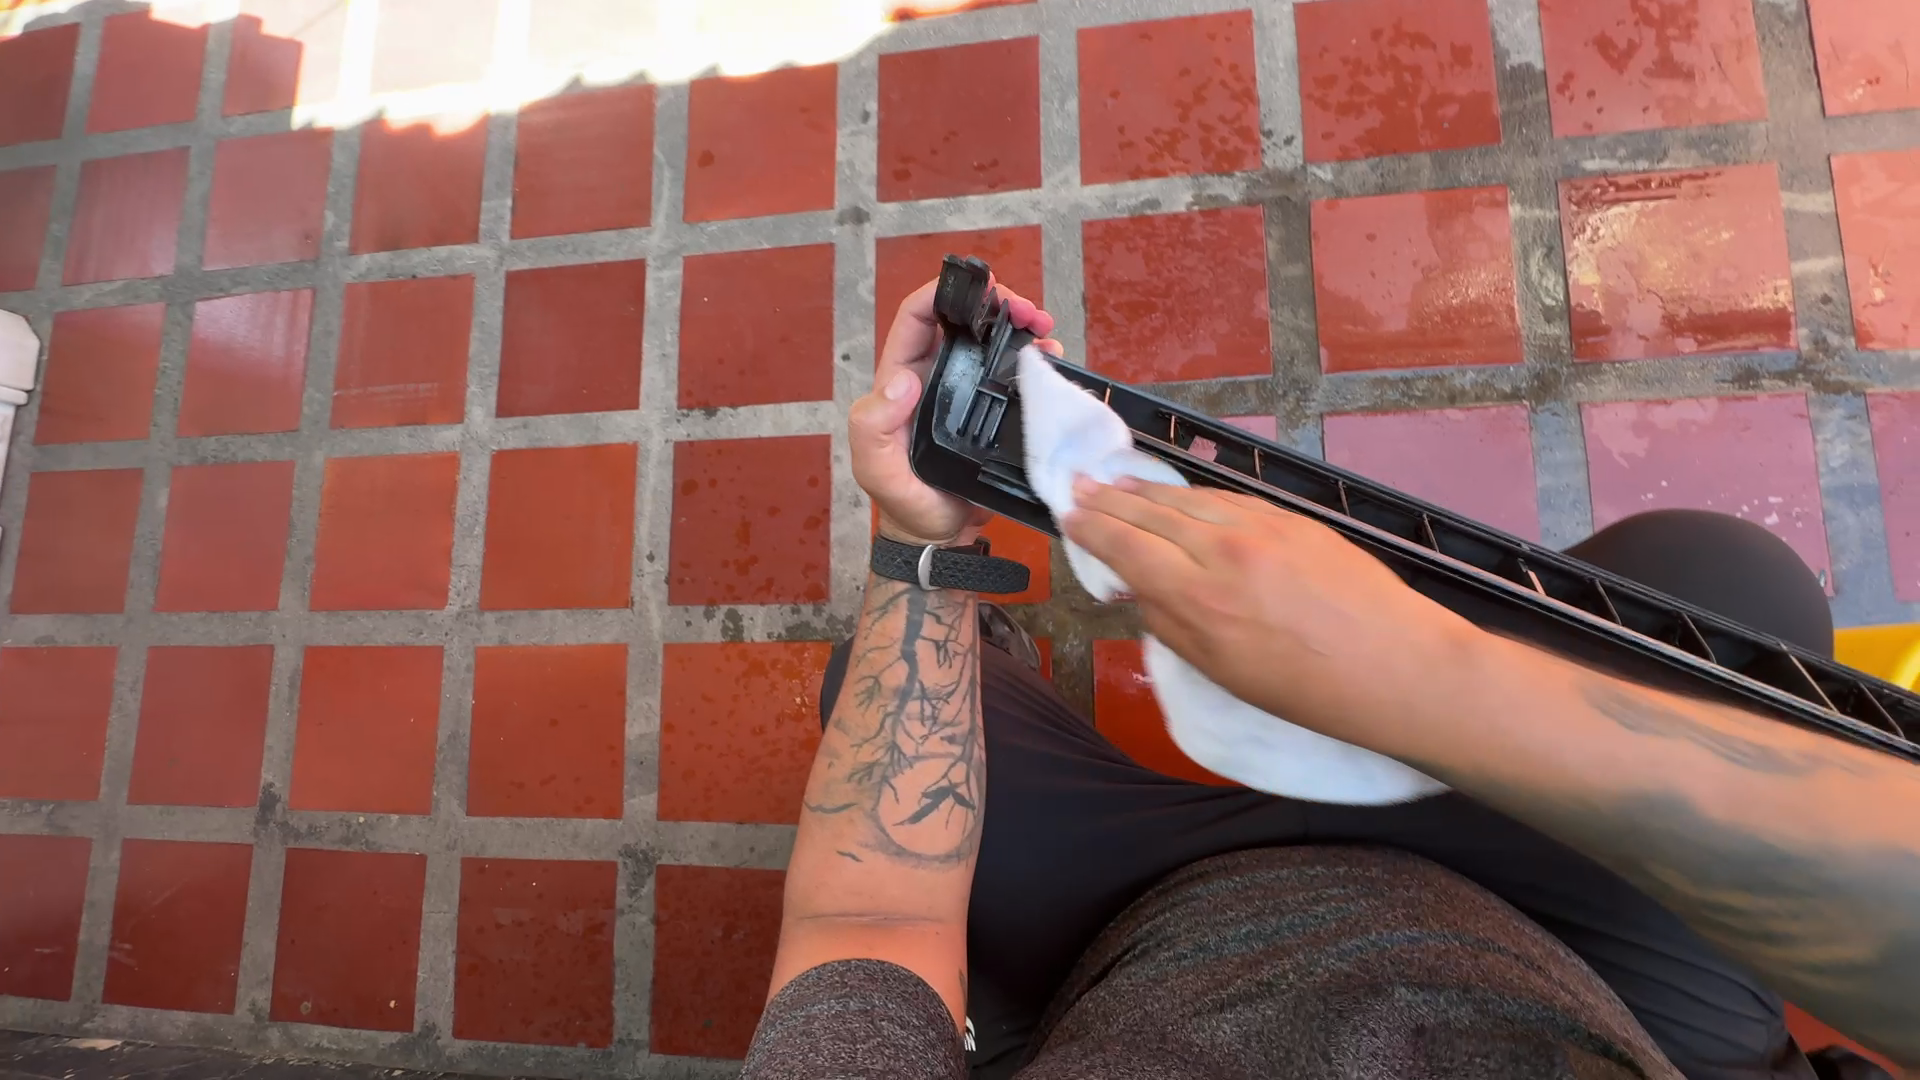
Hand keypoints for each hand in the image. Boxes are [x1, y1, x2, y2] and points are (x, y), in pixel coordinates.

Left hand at [853, 277, 1061, 545]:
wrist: (940, 536)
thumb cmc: (904, 502)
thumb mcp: (877, 469)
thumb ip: (875, 427)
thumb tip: (902, 382)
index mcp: (901, 379)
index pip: (918, 318)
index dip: (945, 293)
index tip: (985, 289)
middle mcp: (934, 377)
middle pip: (964, 323)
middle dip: (997, 307)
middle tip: (1032, 314)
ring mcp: (965, 394)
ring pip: (992, 346)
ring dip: (1020, 331)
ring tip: (1048, 334)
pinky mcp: (991, 412)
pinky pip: (1012, 377)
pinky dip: (1033, 365)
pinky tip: (1053, 365)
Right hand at [1061, 477, 1477, 732]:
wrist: (1400, 667)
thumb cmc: (1305, 688)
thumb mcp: (1220, 671)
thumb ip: (1168, 620)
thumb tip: (1135, 585)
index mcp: (1199, 596)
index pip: (1126, 547)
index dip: (1092, 528)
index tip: (1069, 515)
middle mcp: (1223, 549)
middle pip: (1149, 513)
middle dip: (1108, 498)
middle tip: (1079, 484)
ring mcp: (1260, 526)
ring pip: (1186, 497)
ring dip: (1145, 489)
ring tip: (1116, 481)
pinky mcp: (1292, 518)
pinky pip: (1226, 498)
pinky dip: (1191, 494)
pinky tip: (1178, 492)